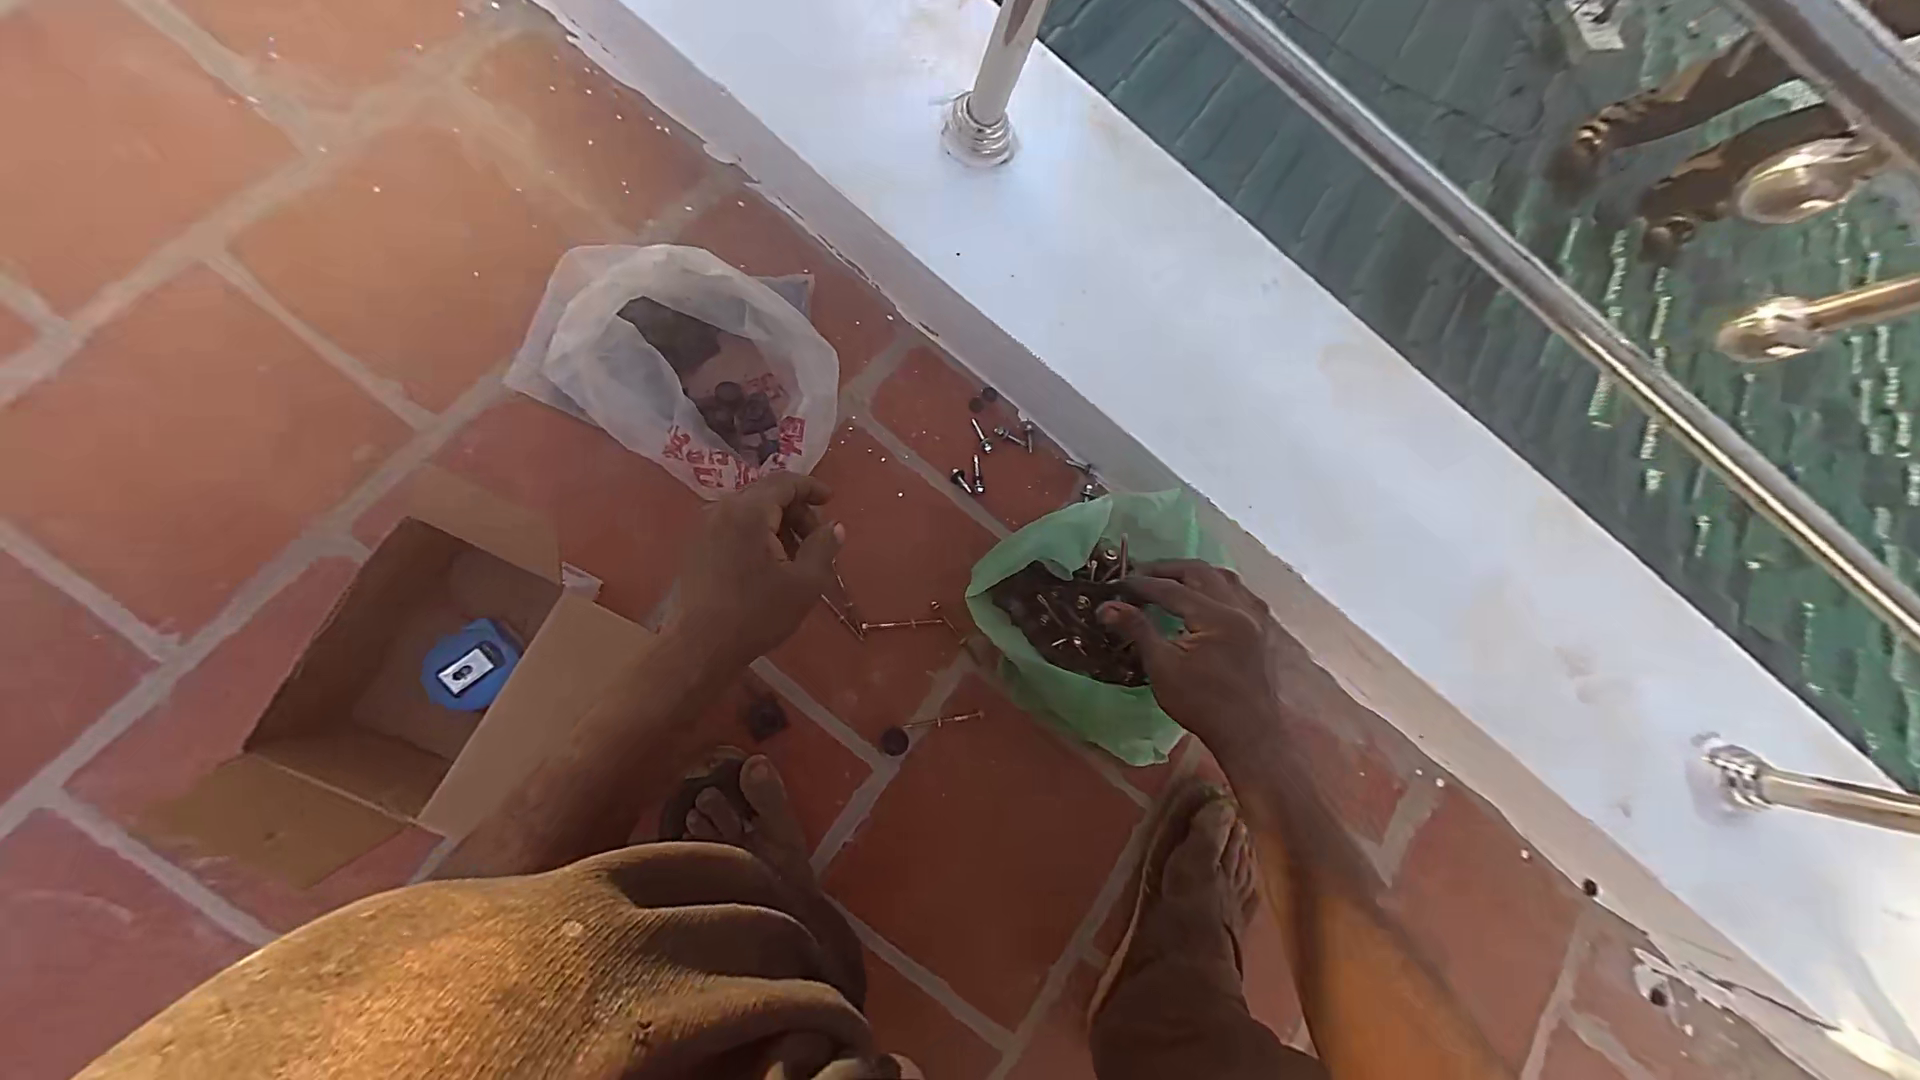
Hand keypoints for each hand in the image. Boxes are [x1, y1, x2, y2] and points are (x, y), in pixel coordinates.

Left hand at [672, 474, 843, 666]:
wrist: (698, 648)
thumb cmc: (756, 613)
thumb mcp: (804, 583)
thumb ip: (823, 547)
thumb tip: (835, 526)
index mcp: (749, 512)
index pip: (784, 482)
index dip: (811, 487)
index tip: (831, 500)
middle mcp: (722, 510)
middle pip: (767, 495)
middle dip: (797, 511)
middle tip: (818, 540)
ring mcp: (705, 528)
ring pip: (750, 512)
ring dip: (778, 526)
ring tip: (797, 558)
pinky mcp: (697, 548)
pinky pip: (734, 527)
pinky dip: (758, 535)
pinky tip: (770, 566)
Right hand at [1099, 560, 1296, 757]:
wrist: (1250, 736)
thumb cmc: (1202, 705)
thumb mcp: (1162, 667)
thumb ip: (1137, 629)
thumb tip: (1107, 606)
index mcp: (1217, 617)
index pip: (1171, 589)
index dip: (1140, 585)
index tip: (1116, 585)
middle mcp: (1240, 609)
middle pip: (1199, 573)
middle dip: (1166, 570)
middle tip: (1138, 576)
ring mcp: (1255, 618)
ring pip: (1223, 579)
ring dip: (1192, 575)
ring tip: (1167, 581)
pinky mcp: (1261, 630)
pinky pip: (1238, 593)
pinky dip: (1215, 587)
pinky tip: (1202, 598)